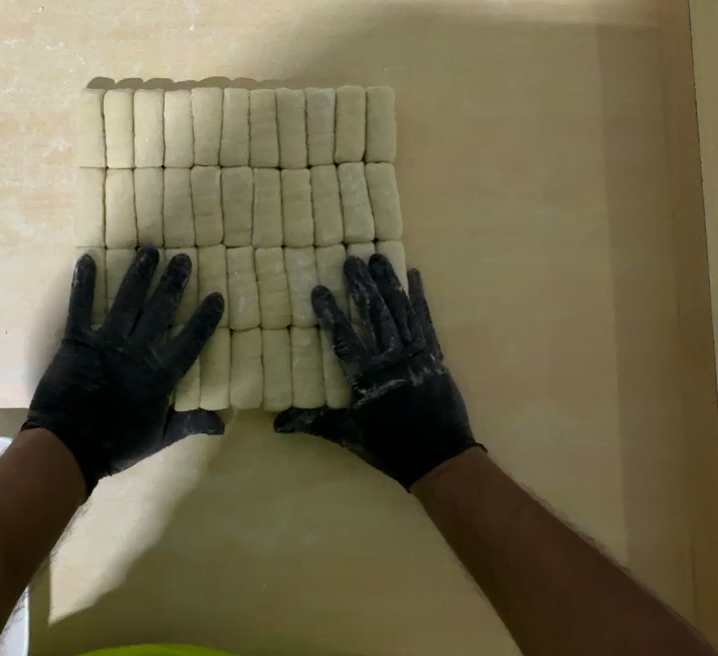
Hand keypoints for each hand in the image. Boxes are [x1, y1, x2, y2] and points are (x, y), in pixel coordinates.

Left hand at [22, 248, 226, 491]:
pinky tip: (87, 258)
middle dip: (173, 282)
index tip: (217, 295)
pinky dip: (84, 283)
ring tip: (149, 250)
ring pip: (127, 301)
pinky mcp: (77, 340)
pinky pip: (81, 307)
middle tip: (183, 258)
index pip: (189, 341)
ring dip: (139, 274)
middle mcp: (137, 352)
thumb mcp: (160, 437)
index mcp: (159, 376)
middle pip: (160, 310)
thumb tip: (224, 421)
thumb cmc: (116, 445)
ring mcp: (106, 343)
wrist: (68, 448)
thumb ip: (191, 423)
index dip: (204, 319)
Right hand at [274, 254, 478, 487]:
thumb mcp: (349, 435)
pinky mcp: (435, 354)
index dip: (330, 313)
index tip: (318, 289)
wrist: (441, 459)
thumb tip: (277, 423)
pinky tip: (414, 275)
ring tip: (376, 257)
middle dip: (361, 286)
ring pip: (399, 311)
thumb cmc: (390, 446)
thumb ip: (314, 423)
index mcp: (367, 379)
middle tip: (350, 260)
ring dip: (387, 283)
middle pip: (374, 315)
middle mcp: (391, 360)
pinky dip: (419, 297)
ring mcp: (415, 354)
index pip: (343, 339)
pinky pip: (425, 320)